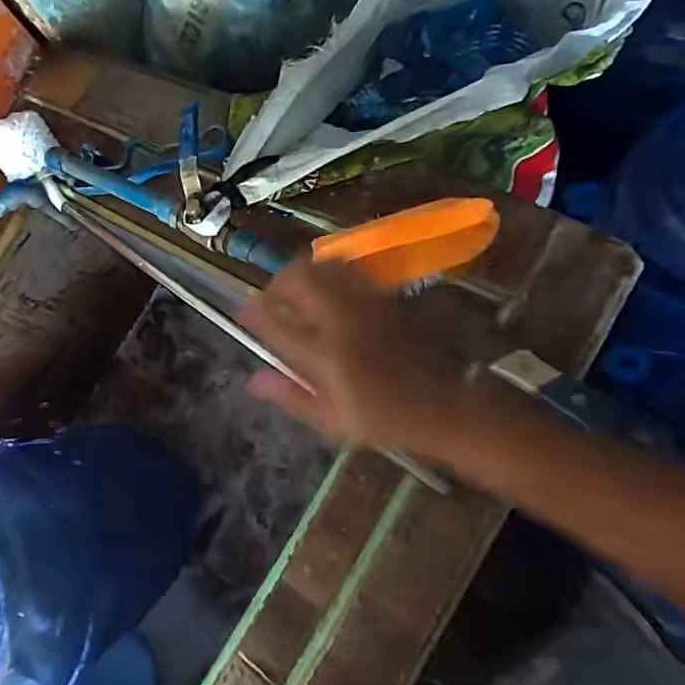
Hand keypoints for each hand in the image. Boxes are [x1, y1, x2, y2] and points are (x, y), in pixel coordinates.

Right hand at [238, 261, 468, 454]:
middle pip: (297, 278)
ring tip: (301, 295)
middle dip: (278, 285)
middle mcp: (340, 320)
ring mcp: (364, 303)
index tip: (244, 311)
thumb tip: (254, 381)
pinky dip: (330, 273)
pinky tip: (331, 292)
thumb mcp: (330, 419)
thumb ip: (289, 395)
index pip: (274, 321)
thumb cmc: (381, 418)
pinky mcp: (383, 296)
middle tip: (275, 302)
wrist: (440, 406)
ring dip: (304, 274)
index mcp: (323, 355)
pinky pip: (349, 269)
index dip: (254, 312)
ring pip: (322, 266)